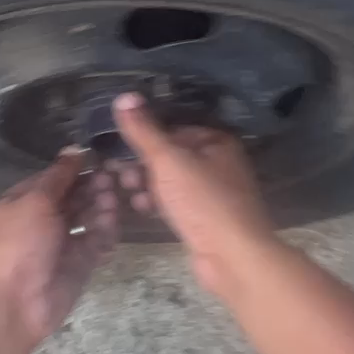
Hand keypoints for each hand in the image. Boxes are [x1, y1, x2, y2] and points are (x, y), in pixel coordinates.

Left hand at [0, 152, 118, 349]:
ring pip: (90, 217)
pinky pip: (98, 241)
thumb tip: (74, 149)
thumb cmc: (20, 242)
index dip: (78, 169)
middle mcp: (46, 218)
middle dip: (94, 187)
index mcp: (27, 199)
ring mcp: (64, 241)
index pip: (57, 177)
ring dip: (102, 208)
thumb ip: (59, 175)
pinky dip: (106, 233)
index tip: (102, 158)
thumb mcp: (36, 200)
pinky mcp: (81, 262)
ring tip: (109, 205)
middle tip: (110, 181)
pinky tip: (110, 228)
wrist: (16, 302)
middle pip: (77, 195)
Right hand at [105, 93, 276, 292]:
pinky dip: (161, 203)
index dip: (145, 138)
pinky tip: (145, 210)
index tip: (119, 150)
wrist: (234, 257)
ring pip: (173, 181)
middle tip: (121, 176)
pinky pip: (178, 202)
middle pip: (172, 155)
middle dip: (143, 165)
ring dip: (148, 186)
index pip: (173, 129)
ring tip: (131, 195)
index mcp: (216, 141)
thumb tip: (124, 96)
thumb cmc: (203, 201)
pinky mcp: (208, 218)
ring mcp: (215, 192)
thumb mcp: (168, 161)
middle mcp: (219, 162)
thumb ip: (144, 131)